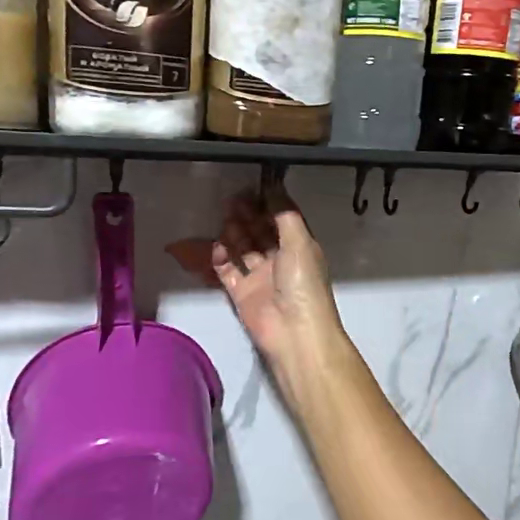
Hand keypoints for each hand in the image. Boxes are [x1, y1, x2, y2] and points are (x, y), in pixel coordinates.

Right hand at [208, 190, 351, 395]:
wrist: (294, 332)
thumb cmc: (302, 283)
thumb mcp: (300, 241)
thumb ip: (285, 214)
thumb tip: (274, 187)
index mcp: (300, 247)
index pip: (282, 219)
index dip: (268, 203)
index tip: (252, 186)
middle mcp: (280, 260)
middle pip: (261, 232)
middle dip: (248, 215)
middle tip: (232, 199)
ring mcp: (261, 277)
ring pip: (244, 249)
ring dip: (235, 233)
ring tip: (224, 217)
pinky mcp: (243, 294)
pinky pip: (228, 272)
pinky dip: (221, 259)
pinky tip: (217, 246)